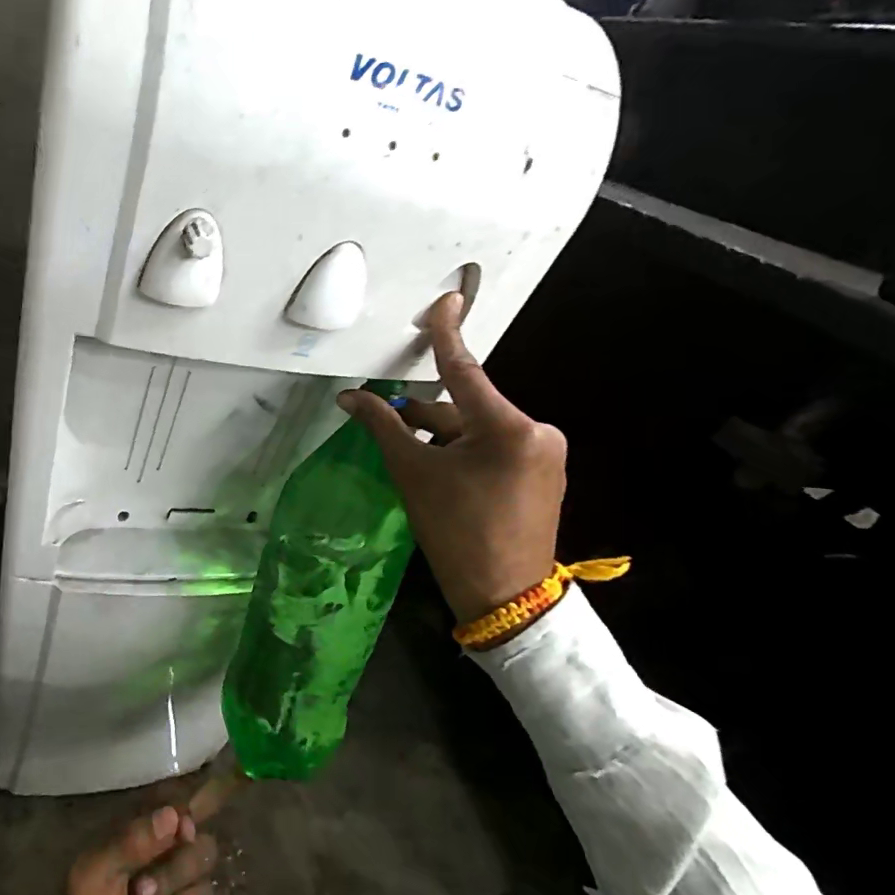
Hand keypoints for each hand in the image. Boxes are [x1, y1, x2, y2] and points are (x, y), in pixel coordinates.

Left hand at [65, 805, 217, 894]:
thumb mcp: (95, 873)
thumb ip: (131, 841)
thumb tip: (173, 815)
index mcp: (137, 822)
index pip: (172, 790)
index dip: (190, 790)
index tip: (186, 819)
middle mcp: (163, 840)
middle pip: (196, 825)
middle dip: (177, 856)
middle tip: (146, 883)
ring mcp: (179, 873)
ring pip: (205, 857)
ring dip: (174, 883)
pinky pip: (205, 894)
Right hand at [337, 292, 564, 622]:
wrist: (505, 596)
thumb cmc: (456, 531)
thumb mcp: (414, 473)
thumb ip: (384, 426)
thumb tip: (350, 396)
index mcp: (509, 428)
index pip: (466, 369)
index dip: (448, 332)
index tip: (446, 298)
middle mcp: (536, 431)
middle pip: (467, 407)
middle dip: (428, 416)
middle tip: (390, 422)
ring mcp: (545, 453)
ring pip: (479, 428)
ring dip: (443, 437)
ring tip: (414, 460)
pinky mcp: (544, 472)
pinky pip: (494, 446)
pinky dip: (463, 450)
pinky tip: (440, 472)